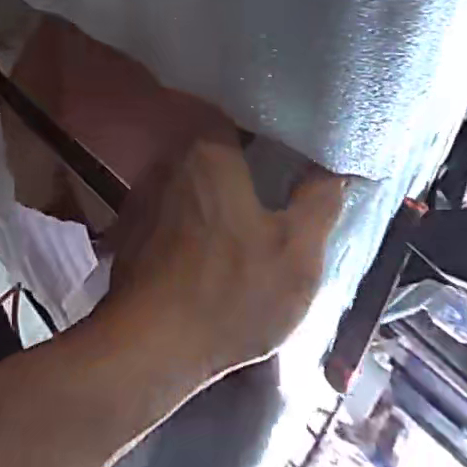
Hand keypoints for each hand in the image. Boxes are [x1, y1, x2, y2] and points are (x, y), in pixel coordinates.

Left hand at [102, 134, 349, 380]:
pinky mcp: (130, 230)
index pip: (240, 117)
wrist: (148, 349)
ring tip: (240, 220)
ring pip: (190, 182)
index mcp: (210, 152)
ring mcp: (144, 196)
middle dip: (241, 165)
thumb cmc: (230, 292)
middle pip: (214, 149)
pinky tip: (204, 250)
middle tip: (271, 186)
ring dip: (213, 196)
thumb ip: (319, 201)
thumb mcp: (296, 253)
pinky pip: (170, 210)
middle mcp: (171, 161)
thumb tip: (336, 169)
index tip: (287, 147)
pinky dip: (189, 221)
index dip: (266, 130)